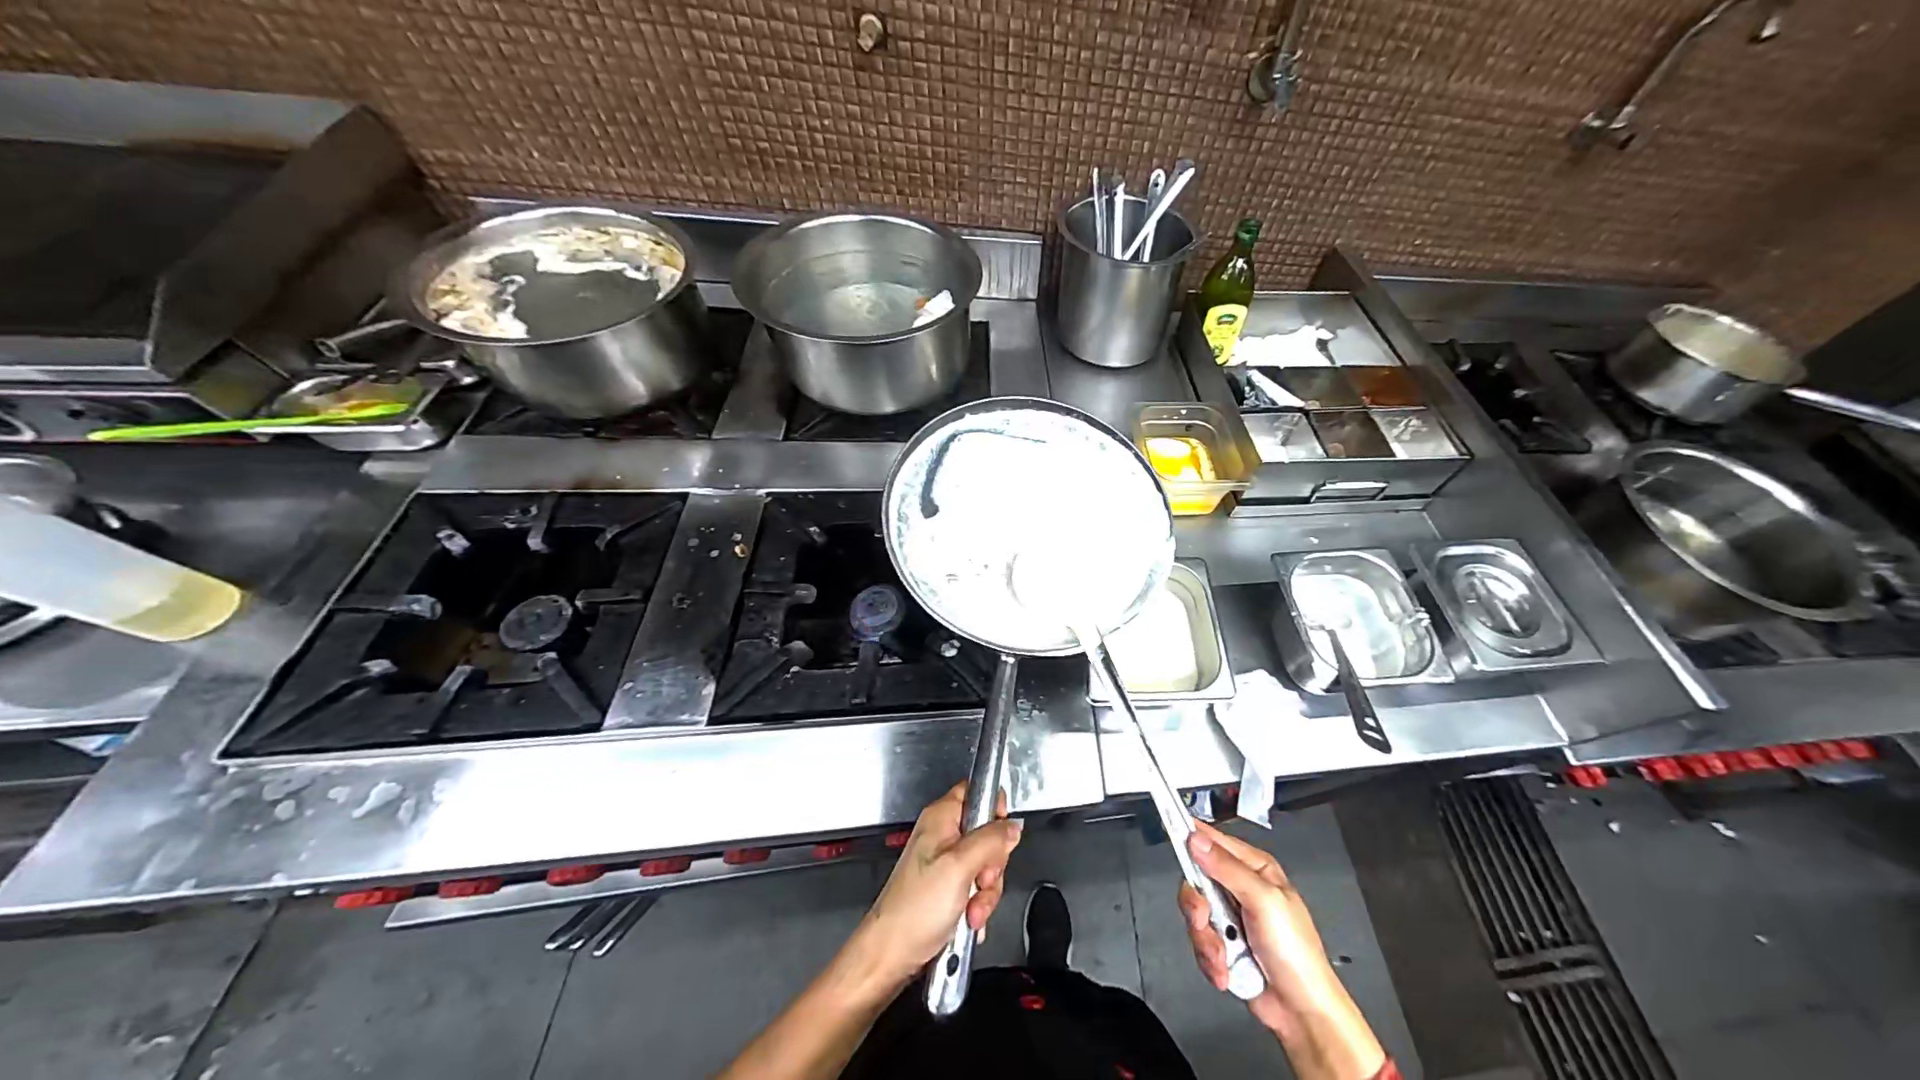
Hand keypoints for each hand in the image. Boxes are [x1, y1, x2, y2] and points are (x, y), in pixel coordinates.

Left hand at [846, 782, 1022, 989]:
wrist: (893, 952)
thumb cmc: (913, 908)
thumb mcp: (960, 866)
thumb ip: (991, 840)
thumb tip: (1012, 827)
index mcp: (941, 817)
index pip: (976, 791)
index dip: (994, 809)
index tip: (999, 835)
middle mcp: (942, 835)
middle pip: (989, 833)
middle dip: (993, 863)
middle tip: (980, 878)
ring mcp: (946, 862)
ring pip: (987, 865)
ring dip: (986, 892)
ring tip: (970, 908)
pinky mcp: (948, 887)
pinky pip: (978, 889)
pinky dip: (978, 905)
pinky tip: (967, 919)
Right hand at [1179, 820, 1385, 1079]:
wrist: (1301, 1010)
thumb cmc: (1299, 956)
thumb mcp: (1264, 901)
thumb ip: (1227, 868)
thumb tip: (1198, 841)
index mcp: (1254, 868)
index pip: (1212, 840)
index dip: (1189, 834)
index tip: (1168, 823)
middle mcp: (1239, 888)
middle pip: (1194, 879)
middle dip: (1197, 907)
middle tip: (1207, 919)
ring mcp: (1229, 916)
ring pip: (1193, 913)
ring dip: (1206, 940)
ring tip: (1226, 953)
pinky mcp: (1221, 941)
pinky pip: (1197, 940)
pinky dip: (1210, 958)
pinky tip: (1228, 967)